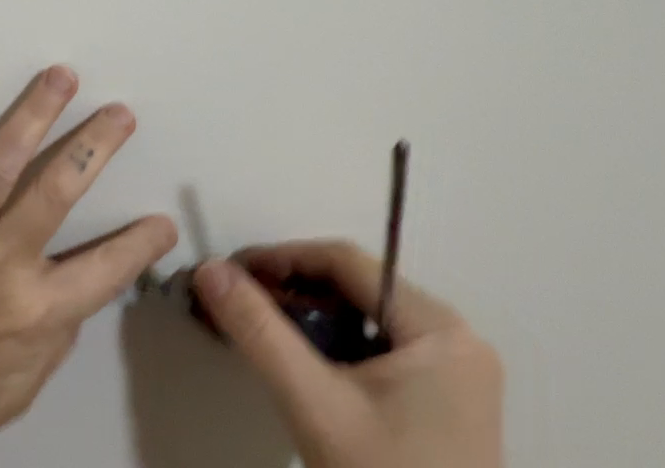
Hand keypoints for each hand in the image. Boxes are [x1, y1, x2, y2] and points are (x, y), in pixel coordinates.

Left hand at [0, 61, 178, 465]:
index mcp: (37, 310)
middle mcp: (0, 263)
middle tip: (120, 113)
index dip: (139, 244)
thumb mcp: (26, 383)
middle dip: (93, 147)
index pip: (106, 268)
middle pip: (57, 192)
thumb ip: (57, 330)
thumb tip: (78, 282)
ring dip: (33, 115)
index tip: (164, 221)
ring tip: (60, 76)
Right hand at [192, 240, 503, 467]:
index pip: (346, 262)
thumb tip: (209, 270)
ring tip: (255, 328)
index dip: (281, 258)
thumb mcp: (315, 406)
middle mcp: (455, 338)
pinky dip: (331, 344)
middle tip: (235, 301)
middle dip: (289, 289)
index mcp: (439, 328)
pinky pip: (376, 347)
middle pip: (355, 287)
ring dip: (306, 316)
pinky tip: (294, 360)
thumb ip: (260, 333)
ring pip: (363, 317)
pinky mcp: (442, 399)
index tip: (229, 272)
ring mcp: (452, 371)